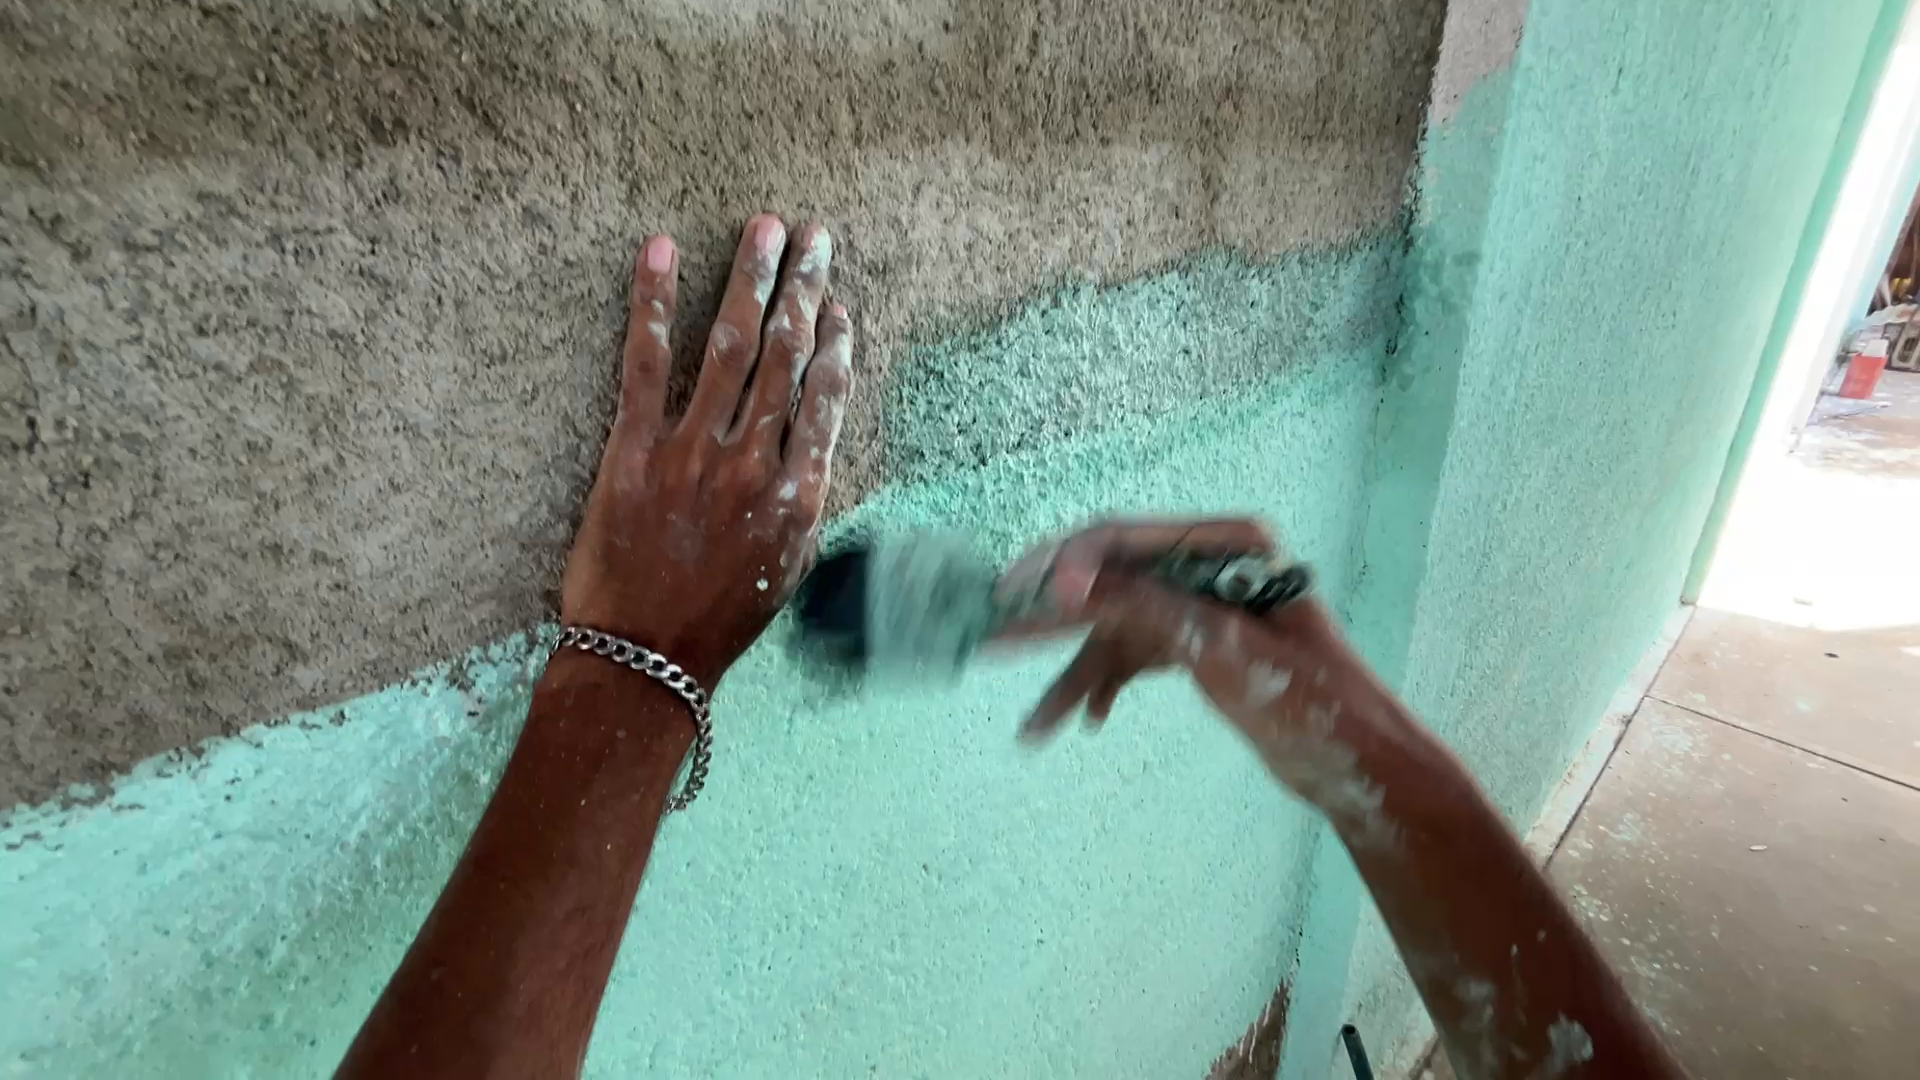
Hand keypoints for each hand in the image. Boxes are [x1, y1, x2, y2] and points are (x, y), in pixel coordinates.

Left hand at [558, 215, 852, 685]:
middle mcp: (755, 462)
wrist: (649, 655)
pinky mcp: (633, 451)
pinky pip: (644, 365)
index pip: (828, 397)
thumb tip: (817, 442)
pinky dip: (653, 304)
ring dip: (749, 279)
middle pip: (787, 356)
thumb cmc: (727, 616)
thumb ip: (809, 500)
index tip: (839, 303)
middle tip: (814, 235)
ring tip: (765, 228)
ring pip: (729, 347)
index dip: (837, 341)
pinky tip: (661, 252)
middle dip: (804, 288)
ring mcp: (693, 452)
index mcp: (801, 493)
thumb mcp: (793, 566)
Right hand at [1002, 518, 1384, 807]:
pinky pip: (1129, 657)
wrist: (1359, 767)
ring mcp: (1191, 606)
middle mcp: (1201, 566)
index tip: (1018, 596)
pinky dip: (1105, 687)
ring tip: (1034, 727)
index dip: (1065, 564)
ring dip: (1073, 676)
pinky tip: (1087, 718)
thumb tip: (1064, 580)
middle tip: (995, 638)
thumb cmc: (1311, 701)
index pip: (1122, 538)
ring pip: (1112, 630)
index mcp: (1224, 544)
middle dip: (1052, 621)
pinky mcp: (1187, 644)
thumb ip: (1140, 605)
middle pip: (1107, 583)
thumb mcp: (1219, 648)